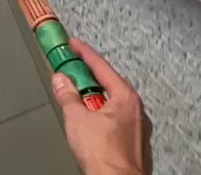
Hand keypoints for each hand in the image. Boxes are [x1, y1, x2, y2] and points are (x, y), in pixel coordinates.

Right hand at [53, 38, 150, 174]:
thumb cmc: (105, 156)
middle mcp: (137, 112)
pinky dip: (102, 115)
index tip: (74, 44)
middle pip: (109, 84)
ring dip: (95, 98)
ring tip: (77, 98)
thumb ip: (67, 95)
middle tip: (72, 69)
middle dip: (89, 77)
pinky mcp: (136, 147)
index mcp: (126, 99)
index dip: (84, 53)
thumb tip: (61, 81)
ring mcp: (139, 131)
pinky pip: (117, 121)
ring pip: (114, 104)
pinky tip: (91, 122)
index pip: (102, 66)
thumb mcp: (76, 117)